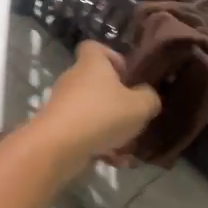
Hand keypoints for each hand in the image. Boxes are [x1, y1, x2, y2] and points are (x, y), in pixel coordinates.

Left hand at [32, 40, 161, 160]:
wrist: (59, 145)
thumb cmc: (102, 115)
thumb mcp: (139, 106)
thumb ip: (149, 98)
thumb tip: (146, 95)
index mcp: (91, 64)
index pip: (94, 47)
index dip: (111, 56)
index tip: (126, 74)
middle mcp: (74, 79)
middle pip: (95, 82)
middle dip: (116, 100)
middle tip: (133, 115)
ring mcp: (63, 103)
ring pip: (92, 111)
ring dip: (110, 127)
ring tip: (127, 146)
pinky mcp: (58, 126)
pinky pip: (84, 132)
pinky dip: (99, 144)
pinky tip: (114, 161)